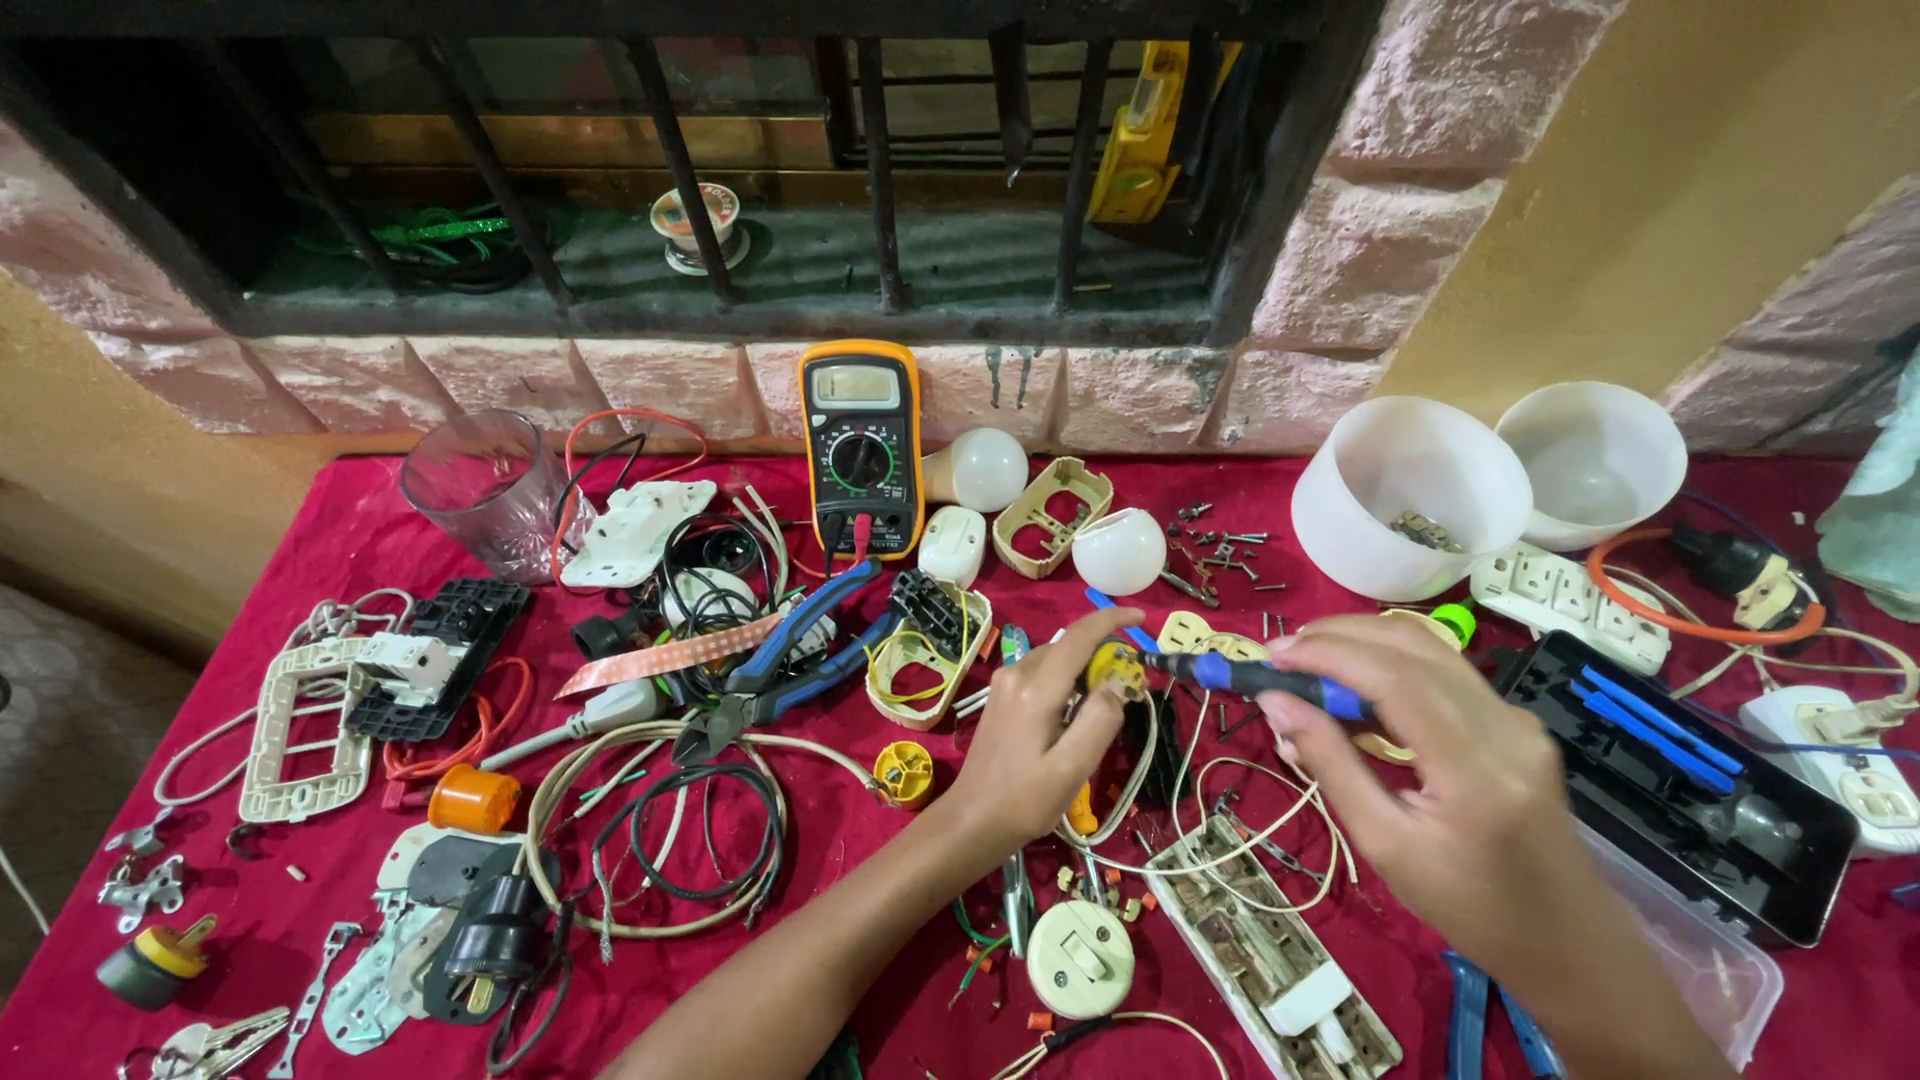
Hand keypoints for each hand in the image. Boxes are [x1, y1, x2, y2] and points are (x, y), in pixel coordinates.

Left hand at [943, 607, 1143, 850]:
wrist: (973, 819)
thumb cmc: (1026, 800)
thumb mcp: (1073, 767)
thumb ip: (1100, 719)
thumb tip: (1120, 679)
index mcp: (1035, 688)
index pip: (1079, 636)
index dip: (1112, 620)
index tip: (1142, 617)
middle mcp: (1016, 674)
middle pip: (1068, 645)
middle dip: (1103, 651)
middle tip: (1130, 683)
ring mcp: (1004, 683)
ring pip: (1055, 657)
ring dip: (1085, 666)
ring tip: (1105, 701)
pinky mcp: (1000, 696)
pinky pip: (1042, 672)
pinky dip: (1066, 678)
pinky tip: (1074, 710)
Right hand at [1256, 615, 1609, 997]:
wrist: (1569, 941)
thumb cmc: (1467, 908)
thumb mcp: (1383, 844)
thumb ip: (1329, 764)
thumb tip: (1275, 702)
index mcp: (1476, 772)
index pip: (1397, 680)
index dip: (1329, 655)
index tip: (1273, 655)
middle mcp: (1506, 729)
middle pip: (1414, 648)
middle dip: (1338, 636)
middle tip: (1280, 651)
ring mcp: (1518, 720)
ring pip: (1430, 648)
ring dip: (1362, 641)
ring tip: (1307, 658)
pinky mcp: (1516, 721)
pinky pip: (1443, 670)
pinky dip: (1388, 663)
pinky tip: (1353, 687)